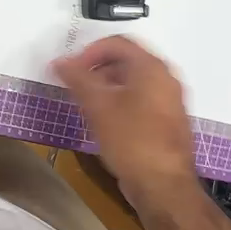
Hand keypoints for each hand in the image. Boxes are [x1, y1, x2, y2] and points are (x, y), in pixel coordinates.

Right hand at [52, 37, 196, 194]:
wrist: (163, 186)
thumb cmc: (131, 141)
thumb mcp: (97, 106)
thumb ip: (77, 78)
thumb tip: (60, 61)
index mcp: (152, 68)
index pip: (117, 43)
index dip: (88, 52)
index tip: (70, 71)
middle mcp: (166, 79)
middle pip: (126, 61)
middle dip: (96, 69)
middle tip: (76, 86)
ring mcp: (170, 101)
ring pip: (133, 82)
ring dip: (107, 87)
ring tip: (87, 104)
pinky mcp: (168, 122)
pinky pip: (141, 100)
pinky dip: (120, 102)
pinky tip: (105, 121)